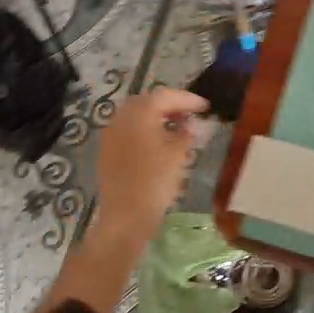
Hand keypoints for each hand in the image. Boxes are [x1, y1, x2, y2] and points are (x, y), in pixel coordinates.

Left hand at [94, 89, 208, 244]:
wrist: (126, 216)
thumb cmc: (156, 182)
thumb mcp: (178, 154)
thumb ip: (185, 134)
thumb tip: (188, 125)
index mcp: (139, 114)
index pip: (165, 96)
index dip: (188, 99)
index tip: (205, 107)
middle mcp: (121, 118)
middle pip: (147, 102)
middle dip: (170, 105)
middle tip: (190, 114)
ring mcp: (111, 135)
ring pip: (136, 116)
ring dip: (156, 117)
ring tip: (177, 128)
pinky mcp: (107, 151)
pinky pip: (128, 131)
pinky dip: (145, 130)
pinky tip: (159, 143)